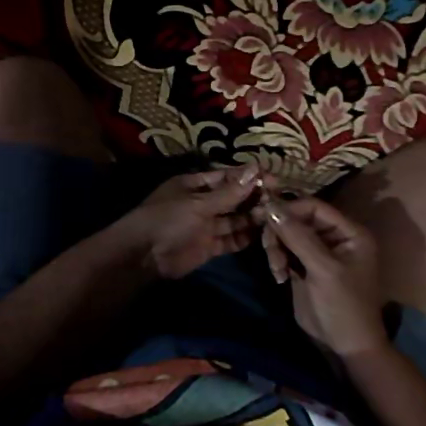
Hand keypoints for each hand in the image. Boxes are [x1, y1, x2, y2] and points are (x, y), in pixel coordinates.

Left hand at [122, 166, 265, 278]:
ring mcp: (205, 225)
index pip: (226, 177)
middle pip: (233, 198)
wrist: (143, 256)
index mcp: (193, 185)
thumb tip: (256, 170)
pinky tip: (266, 233)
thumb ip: (228, 192)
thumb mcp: (198, 203)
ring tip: (277, 215)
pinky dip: (246, 236)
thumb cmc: (167, 220)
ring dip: (253, 217)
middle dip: (254, 198)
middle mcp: (201, 203)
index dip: (249, 178)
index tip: (274, 179)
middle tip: (281, 199)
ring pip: (235, 219)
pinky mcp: (208, 246)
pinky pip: (231, 238)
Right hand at [258, 197, 388, 357]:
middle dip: (280, 233)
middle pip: (296, 219)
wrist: (344, 343)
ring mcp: (317, 252)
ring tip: (277, 269)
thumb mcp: (323, 269)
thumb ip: (298, 237)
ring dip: (276, 248)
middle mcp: (333, 237)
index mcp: (349, 233)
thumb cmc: (343, 304)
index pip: (314, 207)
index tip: (265, 219)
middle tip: (271, 253)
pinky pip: (283, 250)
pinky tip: (279, 276)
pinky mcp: (303, 265)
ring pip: (286, 234)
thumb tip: (270, 207)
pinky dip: (276, 259)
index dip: (289, 210)